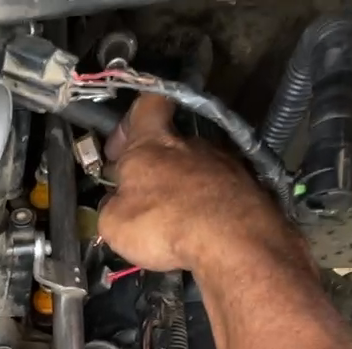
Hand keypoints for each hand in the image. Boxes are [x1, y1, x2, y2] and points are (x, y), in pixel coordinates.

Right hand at [96, 94, 296, 273]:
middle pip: (166, 144)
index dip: (131, 121)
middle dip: (150, 168)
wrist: (229, 239)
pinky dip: (198, 208)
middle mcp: (188, 144)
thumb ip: (110, 206)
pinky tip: (188, 232)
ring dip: (176, 191)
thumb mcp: (113, 223)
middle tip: (133, 196)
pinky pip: (211, 192)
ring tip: (163, 224)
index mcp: (152, 144)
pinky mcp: (241, 185)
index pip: (146, 106)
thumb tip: (113, 204)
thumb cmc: (165, 223)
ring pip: (189, 169)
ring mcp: (219, 162)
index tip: (120, 144)